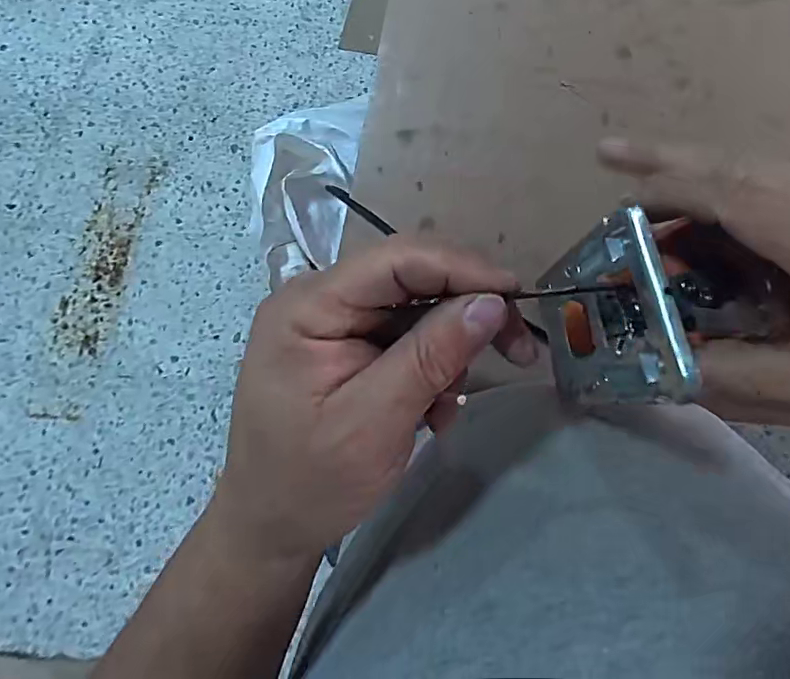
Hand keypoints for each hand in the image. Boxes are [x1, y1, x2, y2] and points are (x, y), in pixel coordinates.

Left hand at [207, 238, 539, 559]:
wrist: (271, 530)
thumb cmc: (309, 484)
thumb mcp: (373, 424)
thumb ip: (432, 356)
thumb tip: (494, 303)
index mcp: (310, 306)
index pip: (399, 259)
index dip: (463, 267)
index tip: (515, 296)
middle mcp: (325, 296)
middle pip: (417, 273)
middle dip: (471, 304)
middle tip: (517, 344)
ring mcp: (341, 316)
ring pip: (426, 299)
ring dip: (458, 339)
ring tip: (458, 394)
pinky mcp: (358, 337)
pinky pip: (418, 327)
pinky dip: (442, 358)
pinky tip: (439, 401)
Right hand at [599, 139, 789, 451]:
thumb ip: (753, 379)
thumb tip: (680, 368)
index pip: (724, 190)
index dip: (660, 175)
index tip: (609, 161)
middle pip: (743, 170)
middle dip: (678, 176)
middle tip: (627, 186)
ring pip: (777, 178)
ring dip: (726, 199)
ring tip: (694, 243)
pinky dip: (768, 207)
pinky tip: (771, 250)